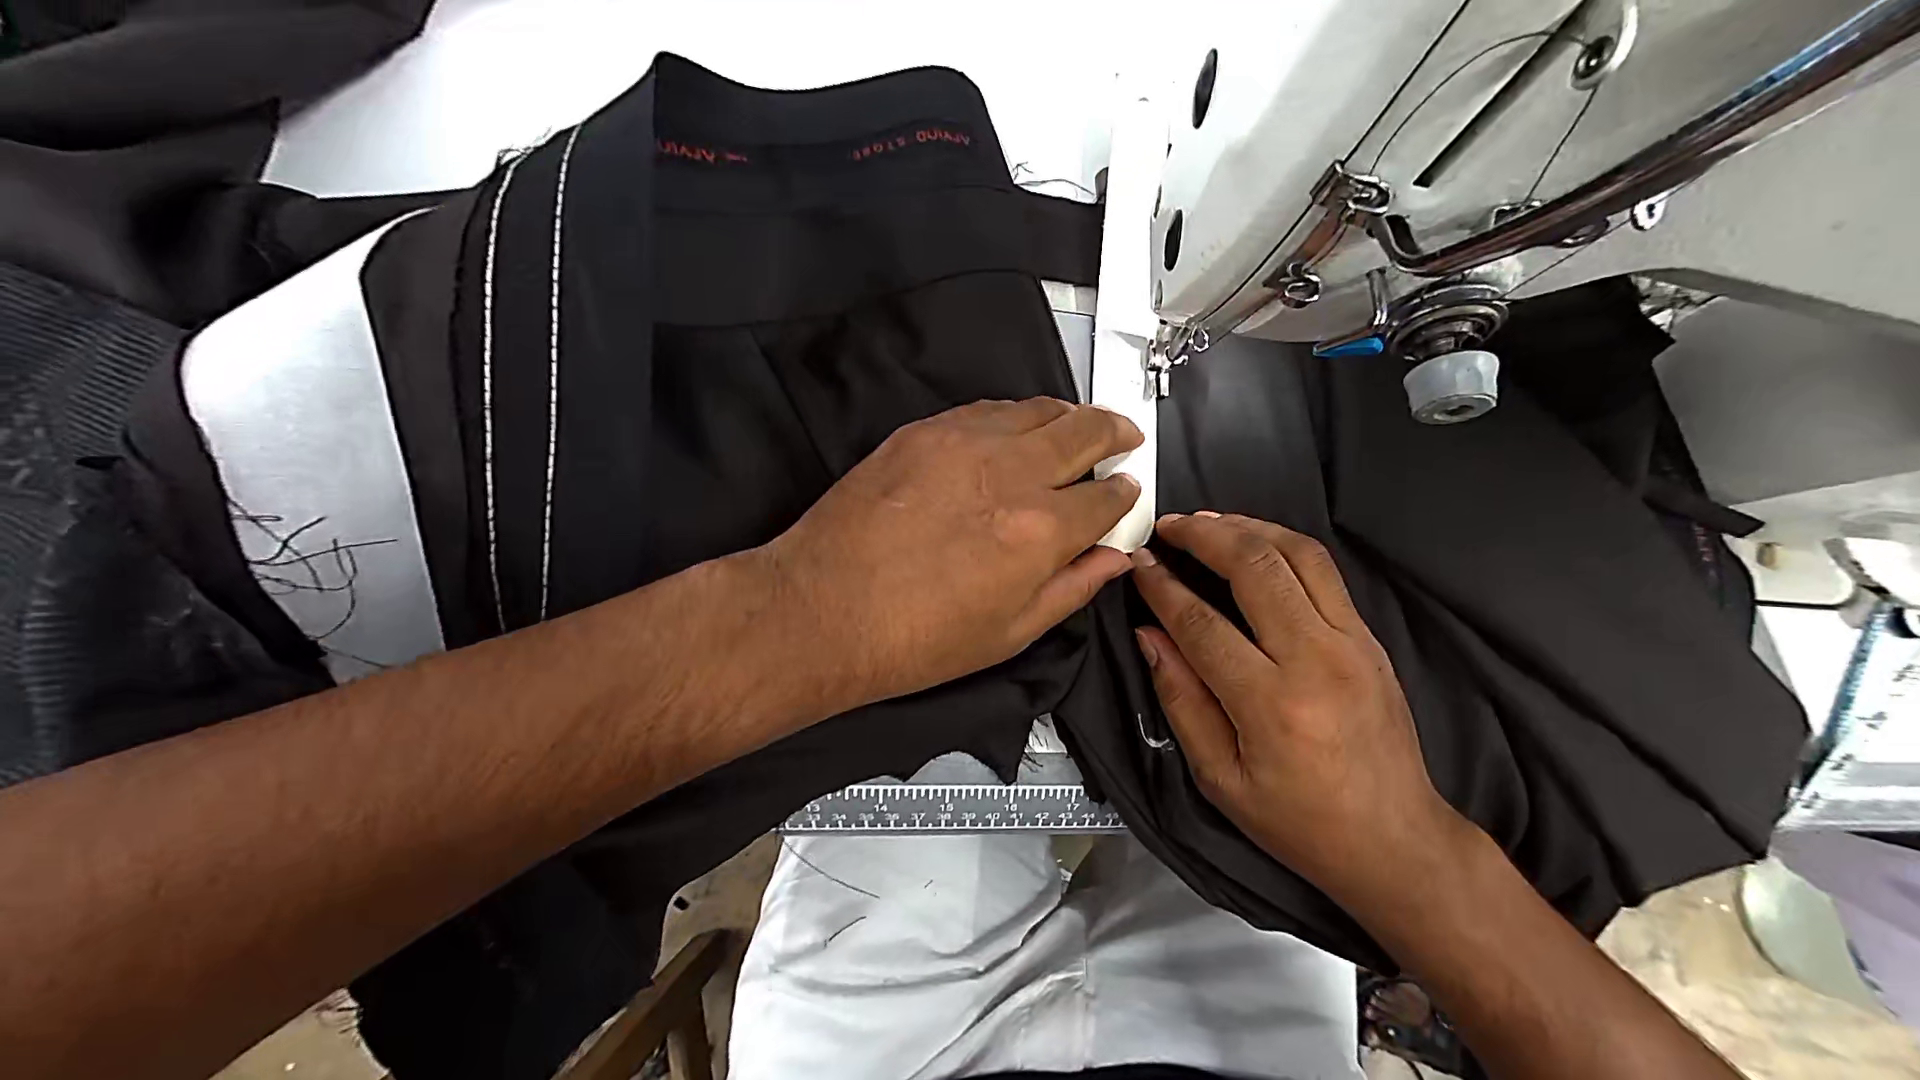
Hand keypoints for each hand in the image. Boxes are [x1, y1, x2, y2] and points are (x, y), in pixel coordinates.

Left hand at [759, 398, 1141, 709]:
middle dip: (1114, 432)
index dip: (1123, 496)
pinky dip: (1013, 415)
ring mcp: (962, 445)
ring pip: (1037, 409)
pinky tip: (1014, 427)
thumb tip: (1110, 561)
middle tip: (1124, 435)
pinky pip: (985, 409)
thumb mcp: (1009, 632)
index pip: (1107, 498)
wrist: (821, 611)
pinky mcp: (921, 434)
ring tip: (1078, 425)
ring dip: (1068, 416)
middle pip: (1084, 431)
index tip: (1123, 494)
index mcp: (1039, 532)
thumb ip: (1072, 588)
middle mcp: (1008, 475)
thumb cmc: (909, 637)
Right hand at [1128, 512, 1468, 907]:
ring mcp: (1352, 642)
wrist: (1395, 839)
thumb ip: (1181, 699)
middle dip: (1203, 536)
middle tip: (1168, 525)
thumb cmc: (1297, 820)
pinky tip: (1252, 540)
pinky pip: (1323, 570)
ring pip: (1297, 554)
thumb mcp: (1218, 777)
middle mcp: (1316, 660)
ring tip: (1206, 520)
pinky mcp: (1369, 637)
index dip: (1162, 587)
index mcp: (1271, 704)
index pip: (1201, 623)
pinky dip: (1281, 543)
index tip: (1139, 563)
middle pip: (1255, 568)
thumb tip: (1149, 636)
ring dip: (1246, 527)